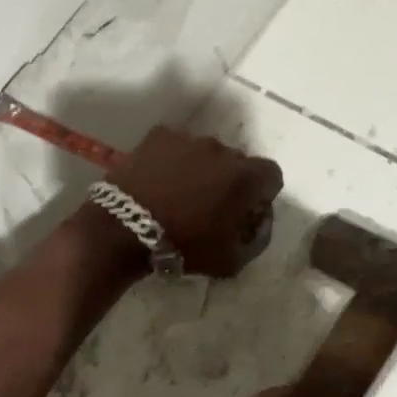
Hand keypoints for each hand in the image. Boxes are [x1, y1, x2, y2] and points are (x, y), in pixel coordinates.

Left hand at [105, 127, 281, 277]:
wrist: (125, 229)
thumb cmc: (184, 246)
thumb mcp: (231, 260)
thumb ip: (256, 239)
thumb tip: (259, 222)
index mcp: (245, 176)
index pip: (271, 175)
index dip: (261, 194)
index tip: (245, 211)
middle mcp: (221, 149)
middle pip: (236, 162)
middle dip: (229, 181)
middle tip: (209, 206)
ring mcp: (188, 139)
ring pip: (204, 152)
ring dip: (199, 168)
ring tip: (178, 193)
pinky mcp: (158, 136)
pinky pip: (174, 146)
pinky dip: (172, 159)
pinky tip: (158, 180)